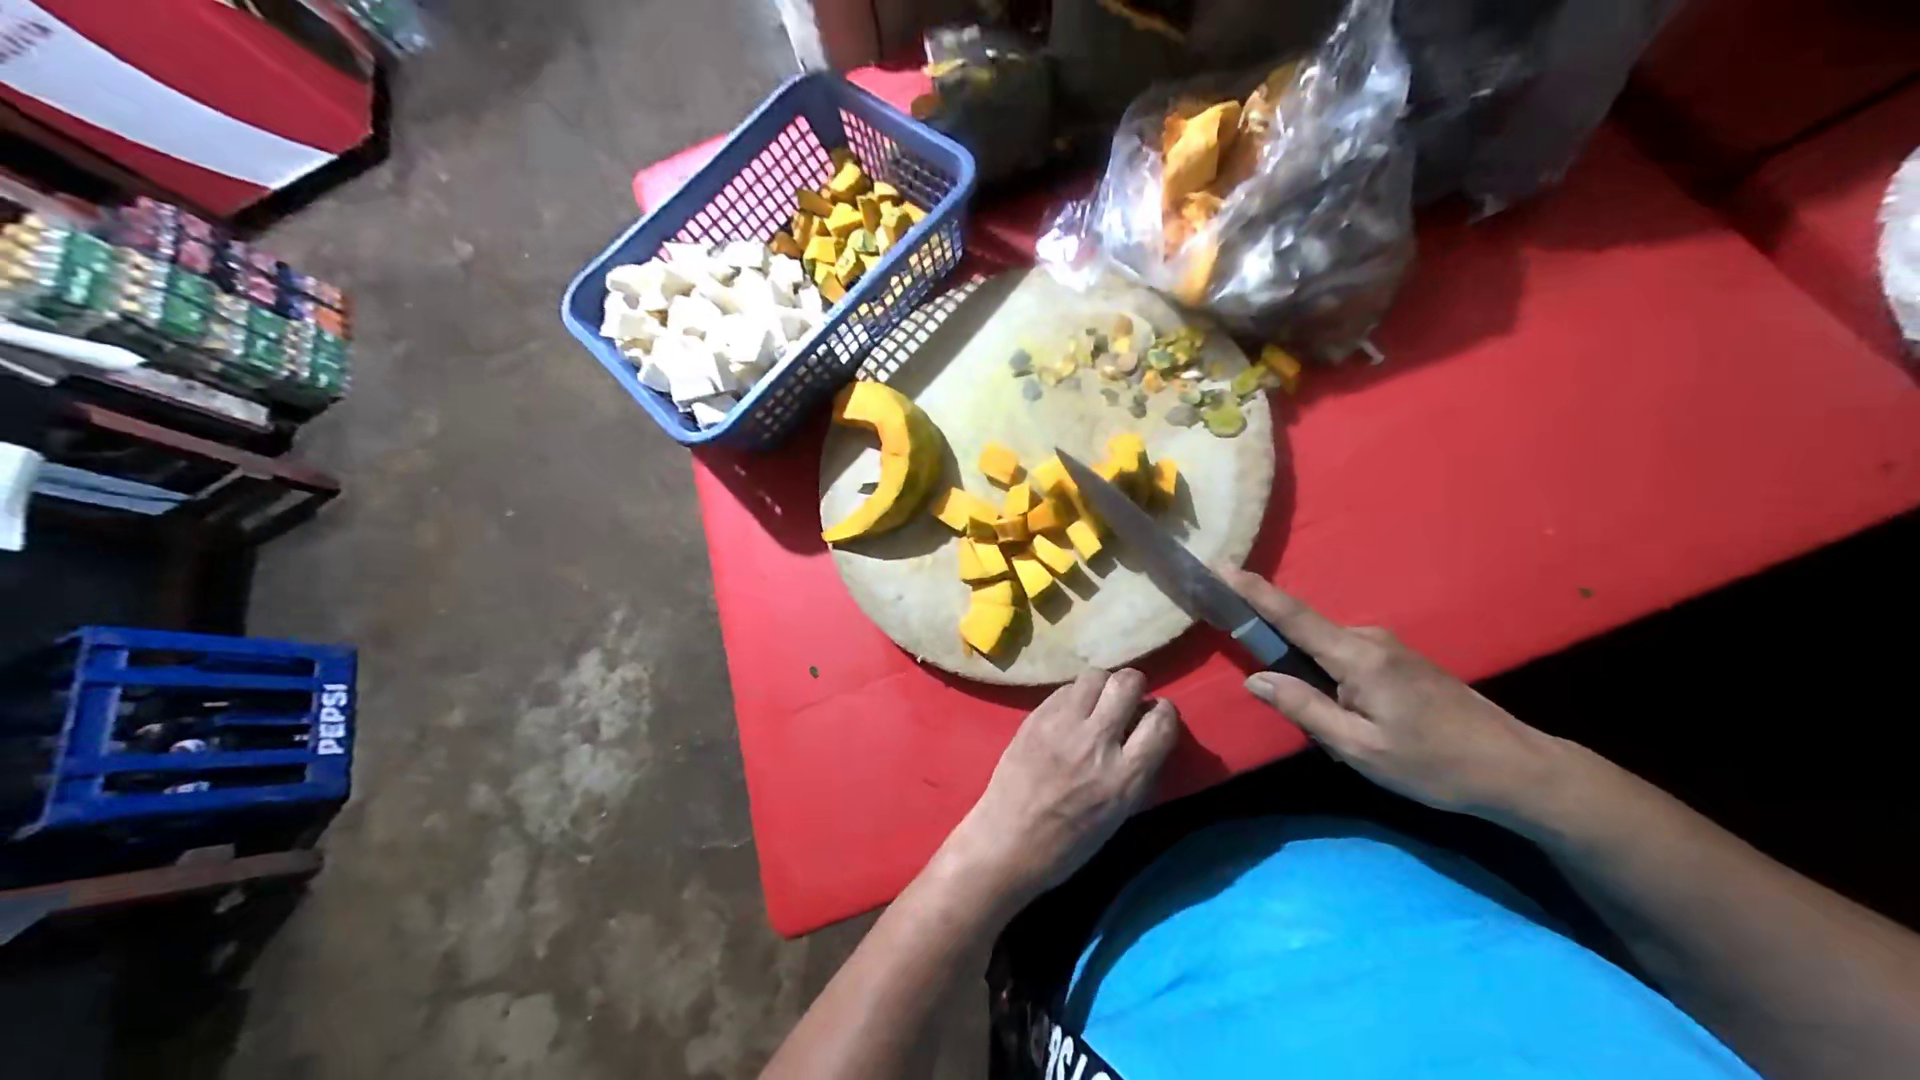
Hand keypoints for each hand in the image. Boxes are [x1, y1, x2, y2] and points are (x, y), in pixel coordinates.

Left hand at [937, 669, 1179, 910]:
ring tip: (1098, 703)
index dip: (1164, 713)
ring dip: (1103, 686)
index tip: (1156, 717)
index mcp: (1124, 777)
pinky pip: (1065, 689)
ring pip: (1095, 676)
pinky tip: (1070, 713)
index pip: (1161, 721)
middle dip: (1134, 687)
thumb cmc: (1068, 844)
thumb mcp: (1119, 814)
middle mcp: (1096, 742)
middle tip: (1127, 701)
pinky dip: (1075, 695)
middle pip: (1128, 683)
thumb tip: (1148, 734)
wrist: (1007, 843)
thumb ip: (1138, 770)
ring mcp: (1062, 725)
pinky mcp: (1035, 717)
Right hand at [1224, 569, 1568, 824]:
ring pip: (1326, 652)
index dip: (1254, 592)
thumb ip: (1304, 708)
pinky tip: (1361, 723)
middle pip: (1305, 636)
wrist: (1516, 769)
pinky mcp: (1399, 658)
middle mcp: (1370, 639)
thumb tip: (1254, 679)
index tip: (1222, 567)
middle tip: (1311, 721)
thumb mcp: (1359, 748)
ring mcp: (1389, 646)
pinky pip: (1346, 660)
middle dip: (1285, 663)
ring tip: (1347, 736)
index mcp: (1358, 658)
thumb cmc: (1434, 764)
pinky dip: (1334, 682)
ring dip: (1315, 681)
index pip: (1293, 617)